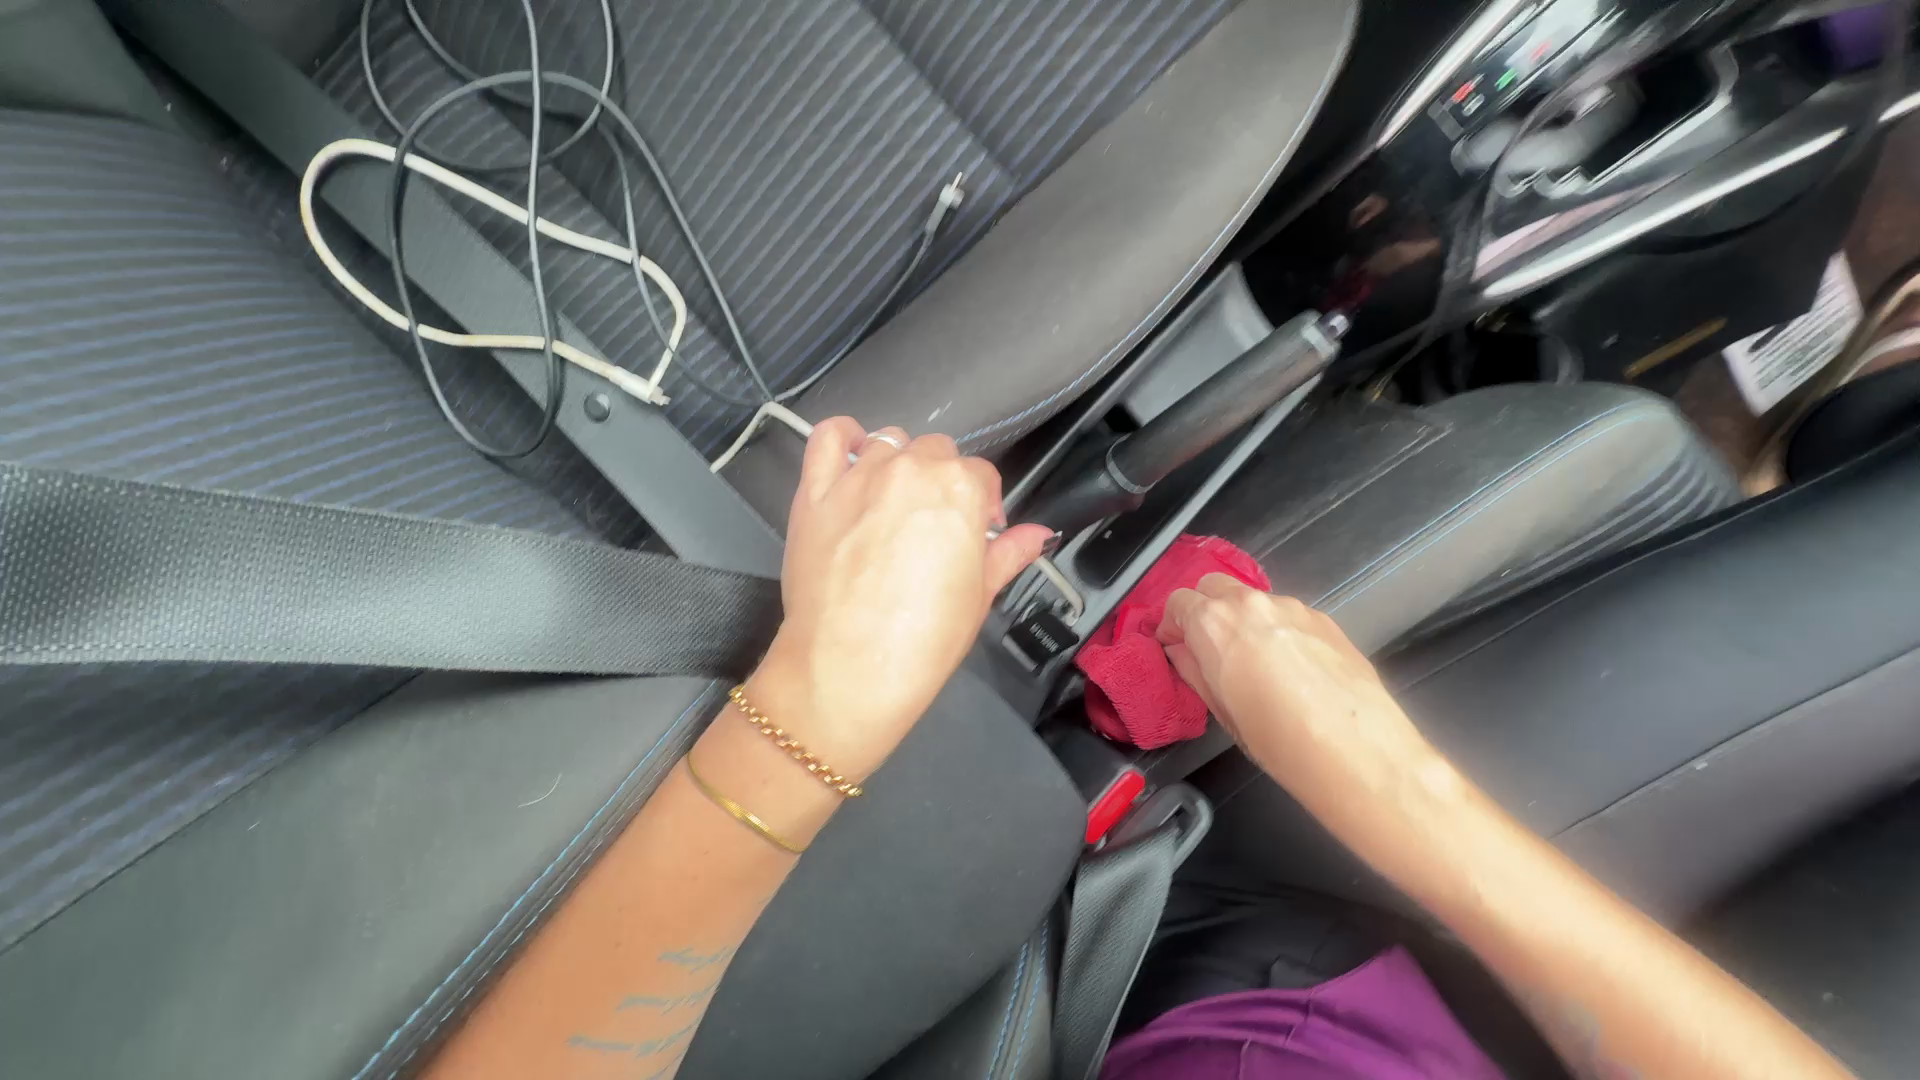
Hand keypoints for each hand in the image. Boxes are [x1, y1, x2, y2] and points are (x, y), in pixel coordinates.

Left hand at [748, 418, 1049, 777]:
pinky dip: (841, 438)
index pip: (981, 475)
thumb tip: (1040, 533)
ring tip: (894, 504)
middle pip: (936, 452)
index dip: (983, 505)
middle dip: (943, 483)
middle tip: (934, 527)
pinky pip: (827, 438)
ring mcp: (858, 476)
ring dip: (898, 464)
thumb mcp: (980, 596)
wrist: (850, 668)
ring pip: (888, 443)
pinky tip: (851, 456)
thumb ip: (1009, 553)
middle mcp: (910, 469)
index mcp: (959, 489)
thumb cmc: (925, 639)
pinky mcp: (815, 492)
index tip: (976, 535)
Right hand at [1157, 574, 1467, 859]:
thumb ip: (1194, 670)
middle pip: (1214, 587)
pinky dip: (1277, 629)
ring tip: (1253, 661)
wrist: (1357, 752)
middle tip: (1207, 647)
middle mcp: (1251, 603)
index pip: (1178, 602)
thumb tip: (1183, 652)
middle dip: (1204, 610)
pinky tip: (1290, 667)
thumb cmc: (1279, 741)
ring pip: (1253, 600)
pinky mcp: (1325, 619)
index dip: (1171, 624)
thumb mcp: (1221, 711)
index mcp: (1214, 623)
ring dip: (1242, 620)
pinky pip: (1286, 615)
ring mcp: (1292, 607)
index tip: (1175, 645)